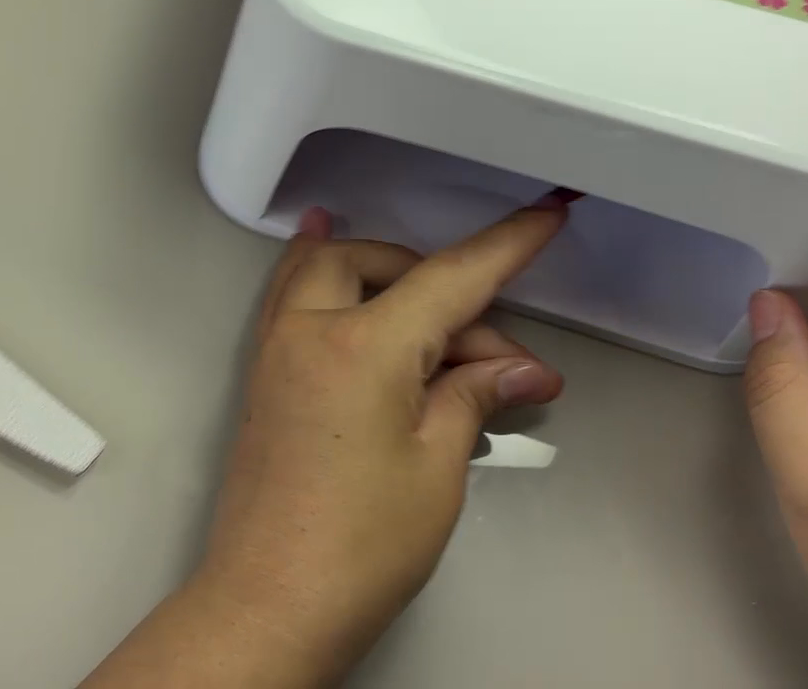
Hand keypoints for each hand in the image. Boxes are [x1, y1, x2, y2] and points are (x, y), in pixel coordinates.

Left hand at [82, 198, 570, 688]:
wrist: (272, 592)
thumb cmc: (362, 541)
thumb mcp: (437, 466)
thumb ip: (469, 396)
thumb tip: (516, 368)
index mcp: (361, 345)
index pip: (447, 278)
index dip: (504, 247)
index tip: (543, 216)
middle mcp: (308, 329)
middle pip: (374, 262)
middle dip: (436, 280)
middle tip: (487, 346)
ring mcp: (275, 346)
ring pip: (320, 268)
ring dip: (376, 267)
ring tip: (432, 300)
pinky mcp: (263, 371)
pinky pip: (288, 294)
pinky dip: (313, 268)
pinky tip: (322, 243)